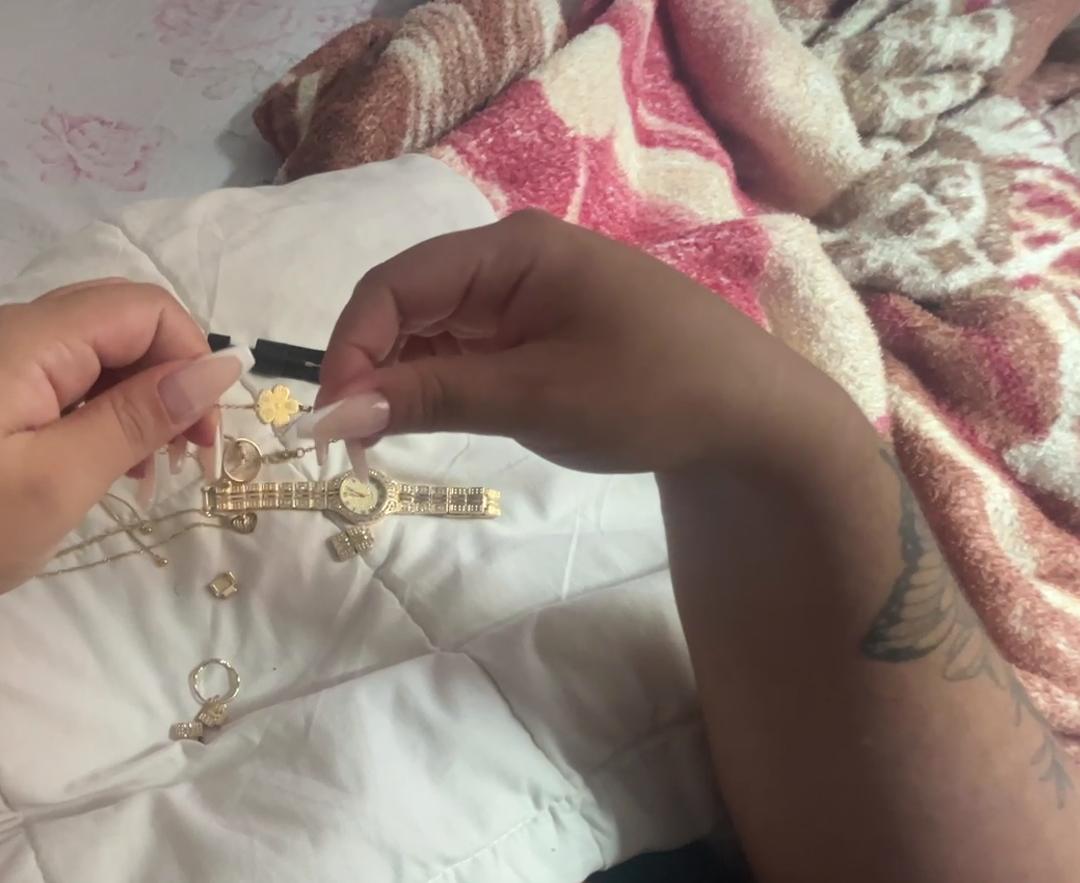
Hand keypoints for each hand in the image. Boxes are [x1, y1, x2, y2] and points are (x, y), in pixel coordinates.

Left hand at [0, 280, 238, 630]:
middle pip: (120, 327)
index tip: (204, 440)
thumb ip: (140, 417)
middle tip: (184, 461)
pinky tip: (102, 470)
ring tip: (145, 476)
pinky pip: (61, 391)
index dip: (191, 361)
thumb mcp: (57, 480)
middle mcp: (10, 335)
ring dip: (136, 408)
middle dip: (169, 384)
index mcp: (28, 339)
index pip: (144, 308)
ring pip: (93, 362)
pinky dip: (97, 423)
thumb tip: (221, 365)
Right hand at [303, 210, 854, 475]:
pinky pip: (447, 352)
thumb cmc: (651, 392)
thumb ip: (429, 397)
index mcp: (510, 250)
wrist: (747, 422)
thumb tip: (334, 415)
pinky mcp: (518, 336)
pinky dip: (420, 386)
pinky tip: (412, 418)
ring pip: (417, 331)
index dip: (350, 347)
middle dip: (365, 365)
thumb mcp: (532, 396)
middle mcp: (503, 263)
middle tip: (349, 436)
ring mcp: (510, 299)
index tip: (333, 417)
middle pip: (400, 304)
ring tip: (375, 436)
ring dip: (388, 379)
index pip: (394, 285)